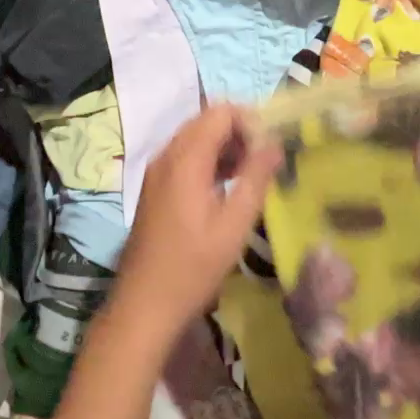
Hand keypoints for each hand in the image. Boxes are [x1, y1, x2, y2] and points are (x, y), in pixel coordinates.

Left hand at [116, 104, 281, 335]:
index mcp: (185, 159)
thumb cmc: (193, 267)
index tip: (270, 149)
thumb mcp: (234, 225)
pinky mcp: (155, 188)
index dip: (249, 121)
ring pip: (195, 138)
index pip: (220, 112)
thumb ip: (255, 179)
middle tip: (263, 162)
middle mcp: (167, 156)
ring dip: (225, 146)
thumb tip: (275, 144)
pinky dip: (209, 160)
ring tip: (250, 175)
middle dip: (239, 132)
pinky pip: (185, 157)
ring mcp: (157, 171)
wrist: (144, 306)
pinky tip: (227, 188)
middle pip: (206, 121)